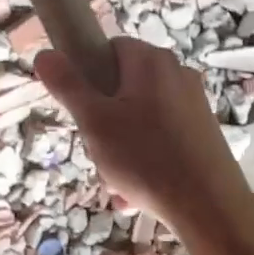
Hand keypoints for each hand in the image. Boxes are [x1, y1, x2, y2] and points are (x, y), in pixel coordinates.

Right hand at [38, 39, 253, 254]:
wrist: (208, 206)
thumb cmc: (145, 158)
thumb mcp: (94, 122)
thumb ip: (68, 86)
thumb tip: (44, 54)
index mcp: (151, 61)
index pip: (109, 48)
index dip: (88, 75)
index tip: (81, 109)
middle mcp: (178, 73)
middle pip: (123, 87)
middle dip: (103, 121)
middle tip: (96, 152)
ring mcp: (194, 103)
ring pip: (139, 118)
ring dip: (120, 148)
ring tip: (115, 182)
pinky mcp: (203, 133)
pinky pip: (160, 139)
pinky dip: (144, 160)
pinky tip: (135, 194)